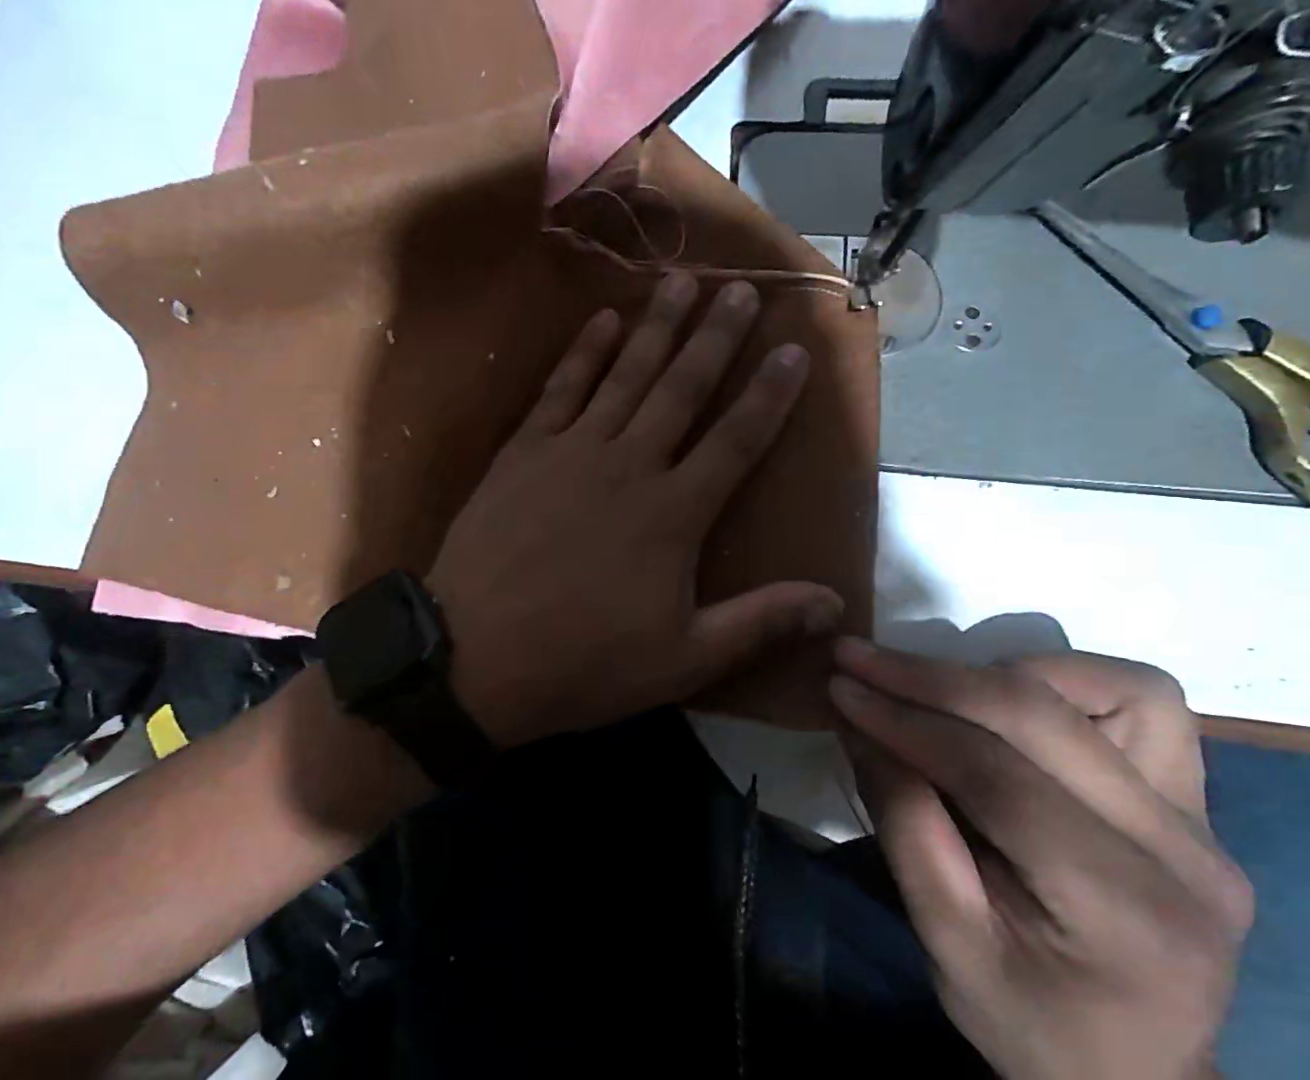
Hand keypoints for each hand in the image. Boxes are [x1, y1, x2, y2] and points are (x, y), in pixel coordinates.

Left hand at [427, 272, 843, 747]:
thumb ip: (760, 622)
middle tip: (740, 287)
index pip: (736, 440)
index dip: (770, 394)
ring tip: (682, 280)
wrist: (473, 661)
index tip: (794, 349)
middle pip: (683, 388)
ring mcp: (571, 452)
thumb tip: (835, 604)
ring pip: (625, 374)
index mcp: (674, 513)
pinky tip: (603, 319)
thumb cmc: (587, 662)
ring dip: (657, 325)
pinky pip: (560, 388)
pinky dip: (584, 352)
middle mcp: (629, 466)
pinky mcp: (523, 453)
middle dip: (716, 337)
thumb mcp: (686, 659)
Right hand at [830, 640, 1253, 1079]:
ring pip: (1117, 688)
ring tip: (939, 689)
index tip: (843, 688)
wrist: (1134, 1074)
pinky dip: (1069, 683)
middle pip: (1048, 719)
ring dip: (1011, 674)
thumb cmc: (1032, 1026)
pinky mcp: (1201, 798)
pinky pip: (1144, 701)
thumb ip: (907, 830)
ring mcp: (1206, 819)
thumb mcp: (948, 950)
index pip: (1000, 779)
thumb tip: (861, 724)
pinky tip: (1013, 702)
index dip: (911, 723)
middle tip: (862, 662)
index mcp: (1123, 912)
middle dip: (938, 679)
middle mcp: (1186, 852)